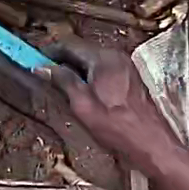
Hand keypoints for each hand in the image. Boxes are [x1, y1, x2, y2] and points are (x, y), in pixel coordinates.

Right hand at [47, 41, 180, 174]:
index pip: (69, 44)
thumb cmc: (118, 127)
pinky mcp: (130, 77)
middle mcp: (116, 56)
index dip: (49, 51)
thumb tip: (43, 67)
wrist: (153, 145)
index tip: (35, 59)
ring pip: (92, 60)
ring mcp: (125, 66)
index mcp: (104, 58)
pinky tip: (85, 93)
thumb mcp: (82, 105)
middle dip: (62, 61)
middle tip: (47, 75)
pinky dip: (90, 75)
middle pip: (81, 50)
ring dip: (76, 69)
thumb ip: (62, 80)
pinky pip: (103, 68)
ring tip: (65, 87)